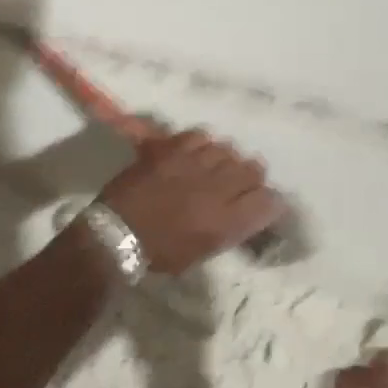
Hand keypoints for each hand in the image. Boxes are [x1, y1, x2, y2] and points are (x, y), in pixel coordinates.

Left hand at [95, 129, 283, 275]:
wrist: (116, 233)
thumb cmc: (158, 253)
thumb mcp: (203, 251)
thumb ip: (228, 229)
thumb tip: (243, 212)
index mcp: (227, 221)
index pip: (270, 201)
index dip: (267, 202)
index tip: (258, 203)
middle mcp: (216, 189)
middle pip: (253, 169)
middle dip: (249, 176)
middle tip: (236, 182)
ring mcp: (192, 165)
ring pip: (227, 149)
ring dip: (224, 158)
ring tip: (212, 165)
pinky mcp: (168, 150)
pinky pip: (198, 135)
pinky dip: (199, 143)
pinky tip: (192, 152)